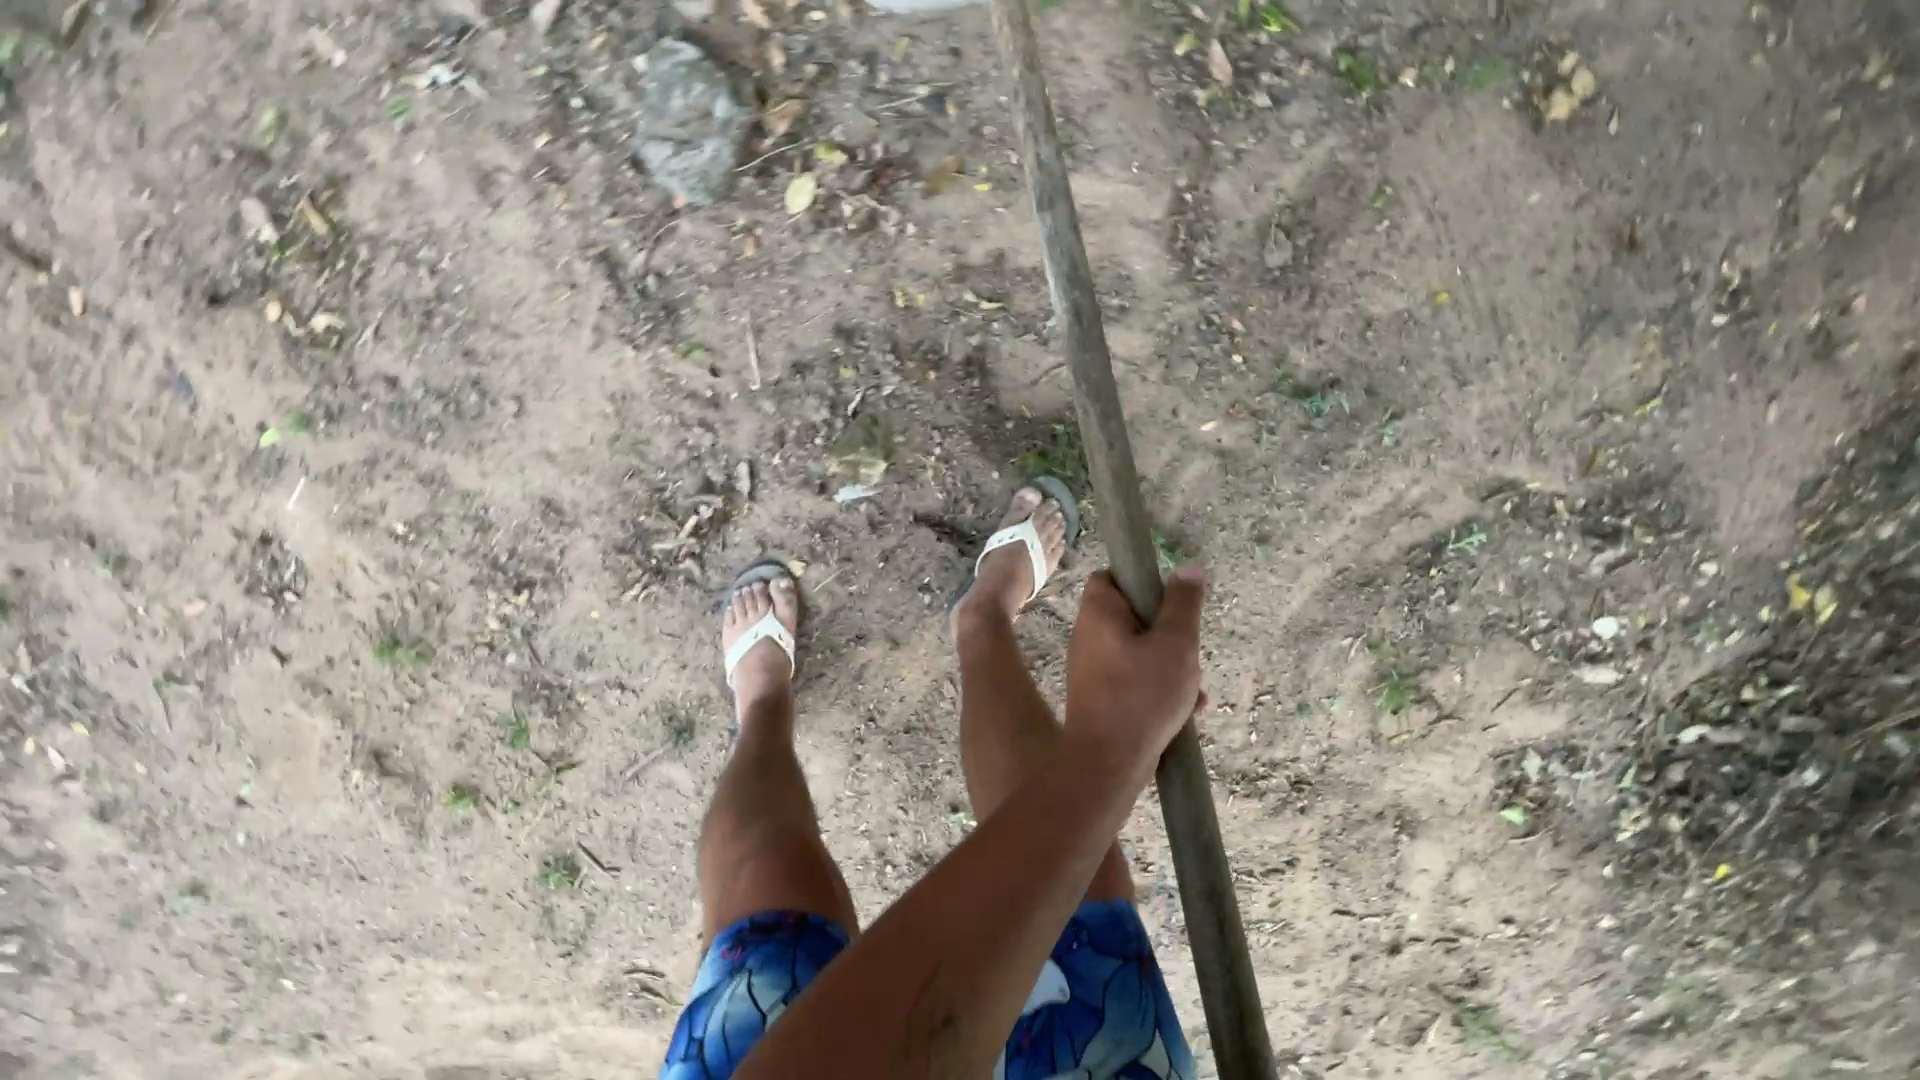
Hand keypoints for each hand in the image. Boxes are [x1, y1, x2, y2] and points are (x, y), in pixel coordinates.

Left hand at [1063, 564, 1206, 780]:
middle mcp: (1088, 636)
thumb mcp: (1175, 643)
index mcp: (1097, 612)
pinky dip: (1159, 689)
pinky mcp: (1100, 697)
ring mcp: (1092, 668)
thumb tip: (1188, 568)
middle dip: (1168, 632)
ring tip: (1194, 688)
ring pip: (1139, 651)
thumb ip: (1184, 604)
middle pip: (1132, 616)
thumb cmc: (1141, 694)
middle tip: (1188, 650)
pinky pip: (1134, 680)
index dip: (1142, 582)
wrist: (1107, 763)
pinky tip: (1187, 711)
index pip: (1111, 576)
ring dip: (1170, 665)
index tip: (1171, 601)